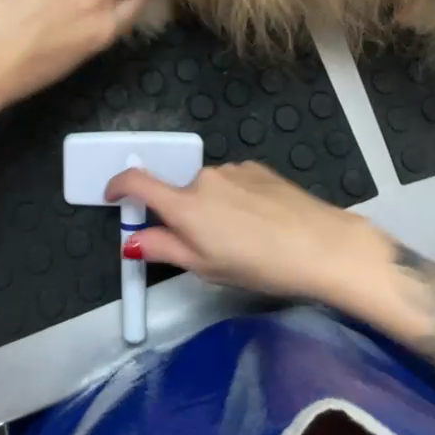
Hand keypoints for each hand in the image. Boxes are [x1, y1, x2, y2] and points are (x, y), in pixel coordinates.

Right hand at [104, 161, 392, 306]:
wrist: (321, 245)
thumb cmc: (259, 264)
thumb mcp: (206, 268)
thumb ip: (164, 249)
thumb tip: (131, 241)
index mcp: (185, 204)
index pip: (137, 182)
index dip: (118, 186)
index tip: (113, 197)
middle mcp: (203, 177)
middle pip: (179, 192)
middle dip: (184, 215)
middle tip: (207, 247)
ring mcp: (232, 168)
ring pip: (208, 188)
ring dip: (212, 207)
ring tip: (242, 238)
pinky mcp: (257, 167)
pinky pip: (233, 181)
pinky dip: (234, 199)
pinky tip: (259, 221)